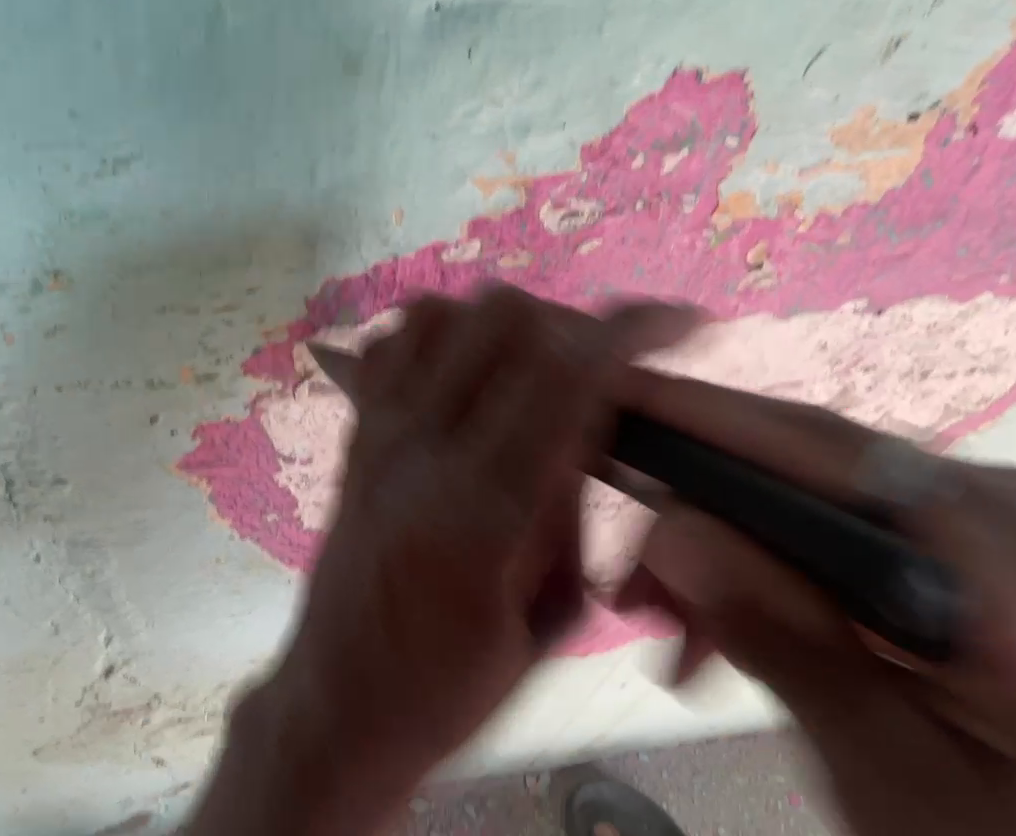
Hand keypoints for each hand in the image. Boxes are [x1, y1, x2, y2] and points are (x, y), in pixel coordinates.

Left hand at [183, 287, 700, 835]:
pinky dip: (439, 335)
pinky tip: (467, 374)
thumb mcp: (545, 619)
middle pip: (502, 319)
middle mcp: (419, 447)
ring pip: (443, 312)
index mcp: (478, 506)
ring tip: (535, 370)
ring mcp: (376, 431)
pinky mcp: (352, 432)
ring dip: (505, 326)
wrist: (337, 702)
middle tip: (600, 369)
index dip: (631, 333)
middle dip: (571, 326)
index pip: (565, 377)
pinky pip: (392, 342)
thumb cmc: (448, 688)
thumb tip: (588, 421)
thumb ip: (569, 509)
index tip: (678, 323)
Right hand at [615, 371, 1015, 835]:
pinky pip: (858, 535)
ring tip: (673, 634)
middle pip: (821, 480)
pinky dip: (788, 574)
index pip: (837, 457)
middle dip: (708, 524)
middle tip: (628, 594)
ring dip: (738, 557)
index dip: (711, 420)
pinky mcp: (1000, 551)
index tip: (612, 402)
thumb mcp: (896, 778)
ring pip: (826, 507)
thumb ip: (786, 644)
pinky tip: (740, 629)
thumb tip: (668, 529)